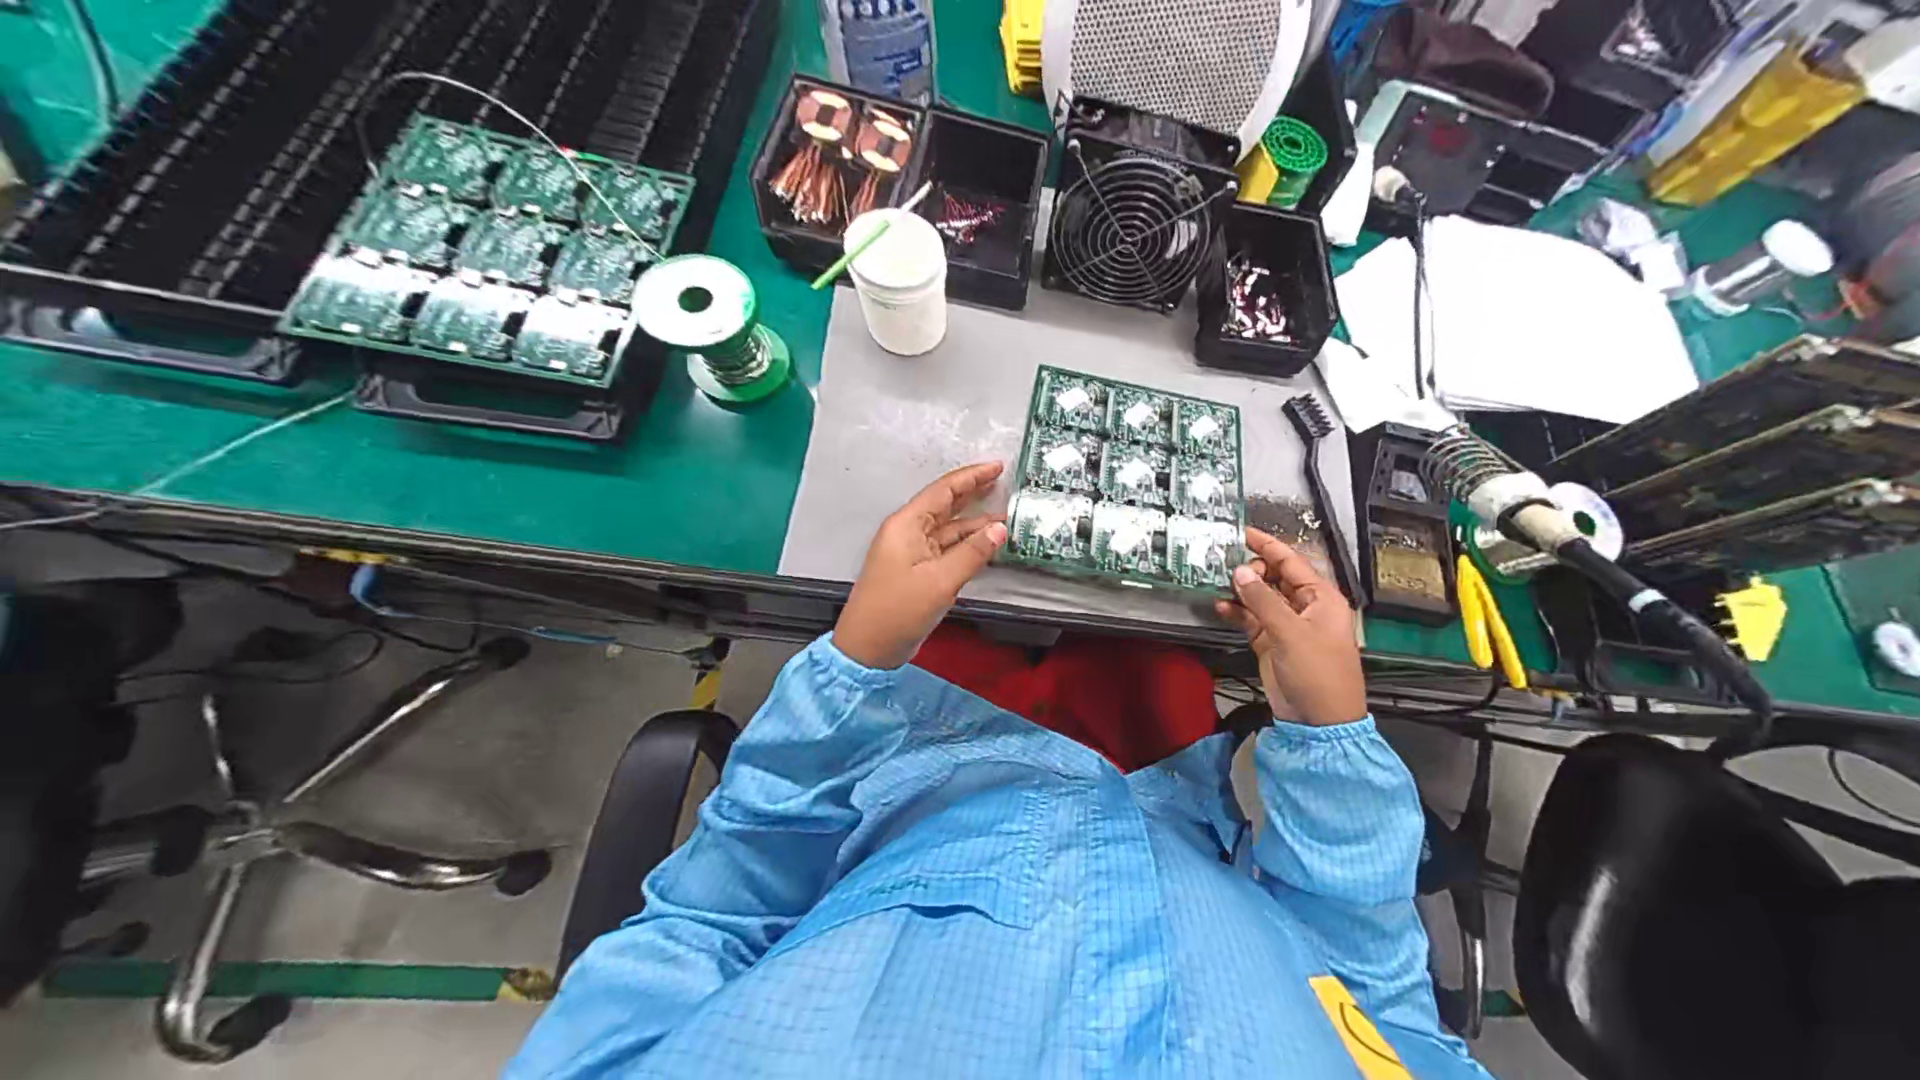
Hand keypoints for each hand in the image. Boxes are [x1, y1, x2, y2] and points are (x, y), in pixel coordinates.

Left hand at [833, 462, 1008, 669]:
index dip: (972, 477)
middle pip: (946, 505)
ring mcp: (913, 552)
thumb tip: (1000, 528)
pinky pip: (946, 549)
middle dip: (974, 493)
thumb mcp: (940, 581)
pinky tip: (988, 544)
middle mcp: (908, 532)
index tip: (997, 467)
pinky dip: (967, 545)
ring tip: (1007, 517)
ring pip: (949, 529)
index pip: (943, 491)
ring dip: (975, 523)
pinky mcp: (918, 571)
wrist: (868, 648)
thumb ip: (973, 553)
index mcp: (907, 525)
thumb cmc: (897, 611)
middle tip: (1003, 483)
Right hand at [1214, 527, 1367, 725]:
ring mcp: (1286, 625)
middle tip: (1226, 565)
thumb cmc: (1319, 674)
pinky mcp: (1271, 642)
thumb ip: (1263, 601)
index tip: (1244, 532)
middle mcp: (1304, 608)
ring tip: (1217, 581)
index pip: (1292, 563)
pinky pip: (1250, 618)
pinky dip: (1236, 612)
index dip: (1269, 546)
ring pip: (1260, 597)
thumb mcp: (1291, 633)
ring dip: (1241, 590)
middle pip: (1274, 577)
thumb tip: (1241, 572)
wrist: (1318, 721)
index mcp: (1321, 599)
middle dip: (1251, 569)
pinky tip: (1220, 606)